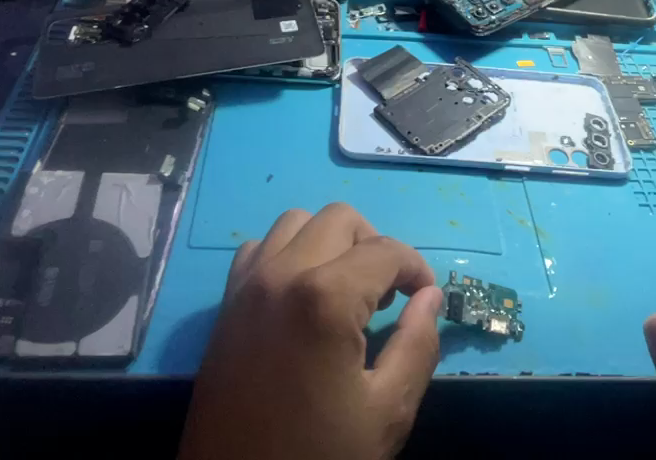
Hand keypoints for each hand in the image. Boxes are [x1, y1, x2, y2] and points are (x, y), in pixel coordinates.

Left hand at [178, 204, 442, 459]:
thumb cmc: (318, 458)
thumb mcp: (386, 413)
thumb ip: (417, 345)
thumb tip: (430, 296)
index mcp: (326, 297)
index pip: (386, 251)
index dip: (416, 269)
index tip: (425, 298)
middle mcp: (282, 273)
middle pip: (340, 219)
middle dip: (374, 247)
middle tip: (387, 296)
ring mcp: (248, 284)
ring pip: (296, 222)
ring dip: (329, 243)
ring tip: (346, 291)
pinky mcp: (226, 302)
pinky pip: (260, 248)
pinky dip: (287, 254)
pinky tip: (301, 297)